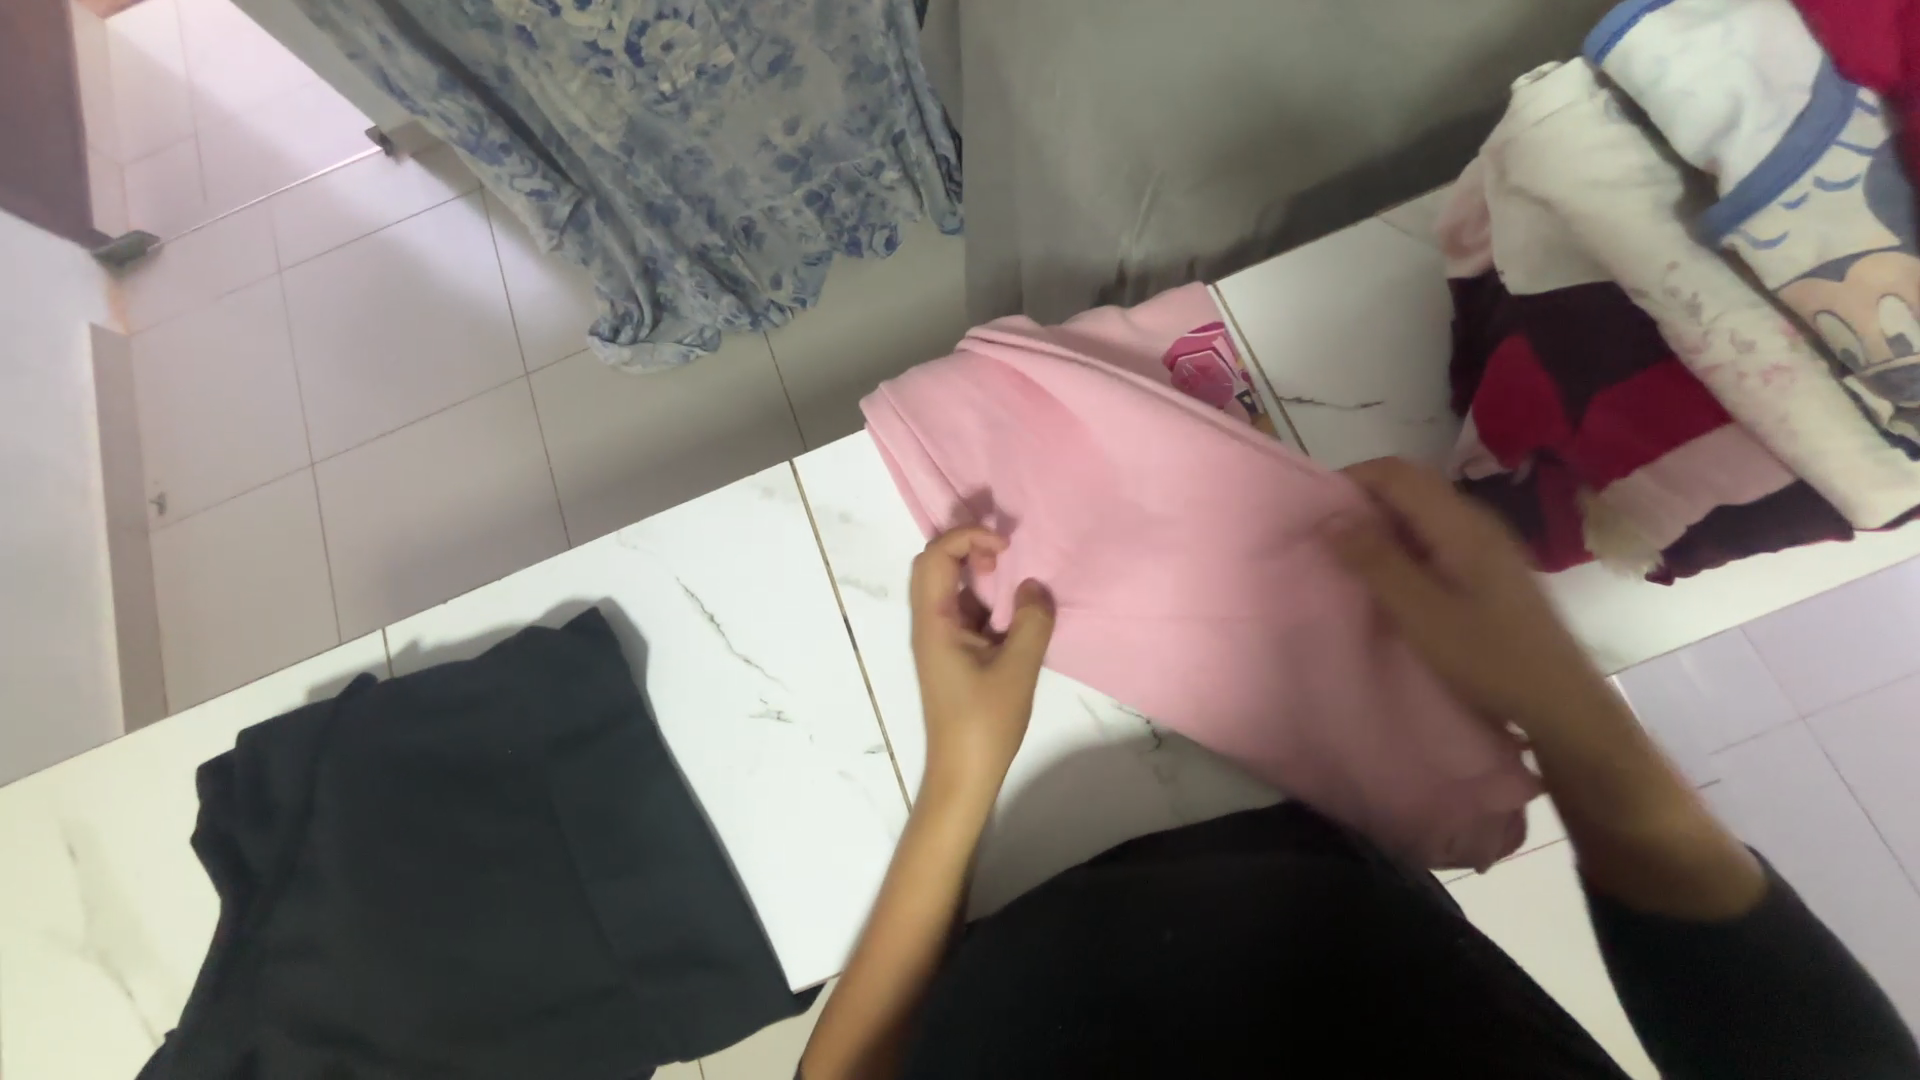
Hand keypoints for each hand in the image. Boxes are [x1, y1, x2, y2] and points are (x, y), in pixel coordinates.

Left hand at [909, 526, 1055, 799]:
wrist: (963, 774)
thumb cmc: (984, 723)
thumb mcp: (1017, 669)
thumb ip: (1030, 621)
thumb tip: (1033, 586)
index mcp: (933, 622)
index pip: (934, 557)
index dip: (966, 537)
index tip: (1005, 547)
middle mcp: (929, 624)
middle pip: (935, 565)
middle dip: (968, 548)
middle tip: (1006, 557)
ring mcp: (939, 638)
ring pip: (950, 587)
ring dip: (979, 573)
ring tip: (1015, 579)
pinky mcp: (953, 653)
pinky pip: (964, 610)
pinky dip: (986, 598)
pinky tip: (1014, 609)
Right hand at [1325, 457, 1616, 741]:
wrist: (1559, 701)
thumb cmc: (1488, 658)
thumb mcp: (1420, 613)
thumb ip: (1375, 561)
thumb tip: (1330, 517)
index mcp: (1460, 525)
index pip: (1397, 473)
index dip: (1351, 479)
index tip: (1315, 510)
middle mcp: (1475, 520)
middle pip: (1409, 484)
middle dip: (1362, 498)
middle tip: (1325, 533)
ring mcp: (1484, 542)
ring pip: (1420, 508)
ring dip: (1378, 520)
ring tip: (1346, 553)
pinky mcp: (1485, 565)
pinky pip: (1432, 532)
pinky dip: (1399, 539)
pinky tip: (1386, 573)